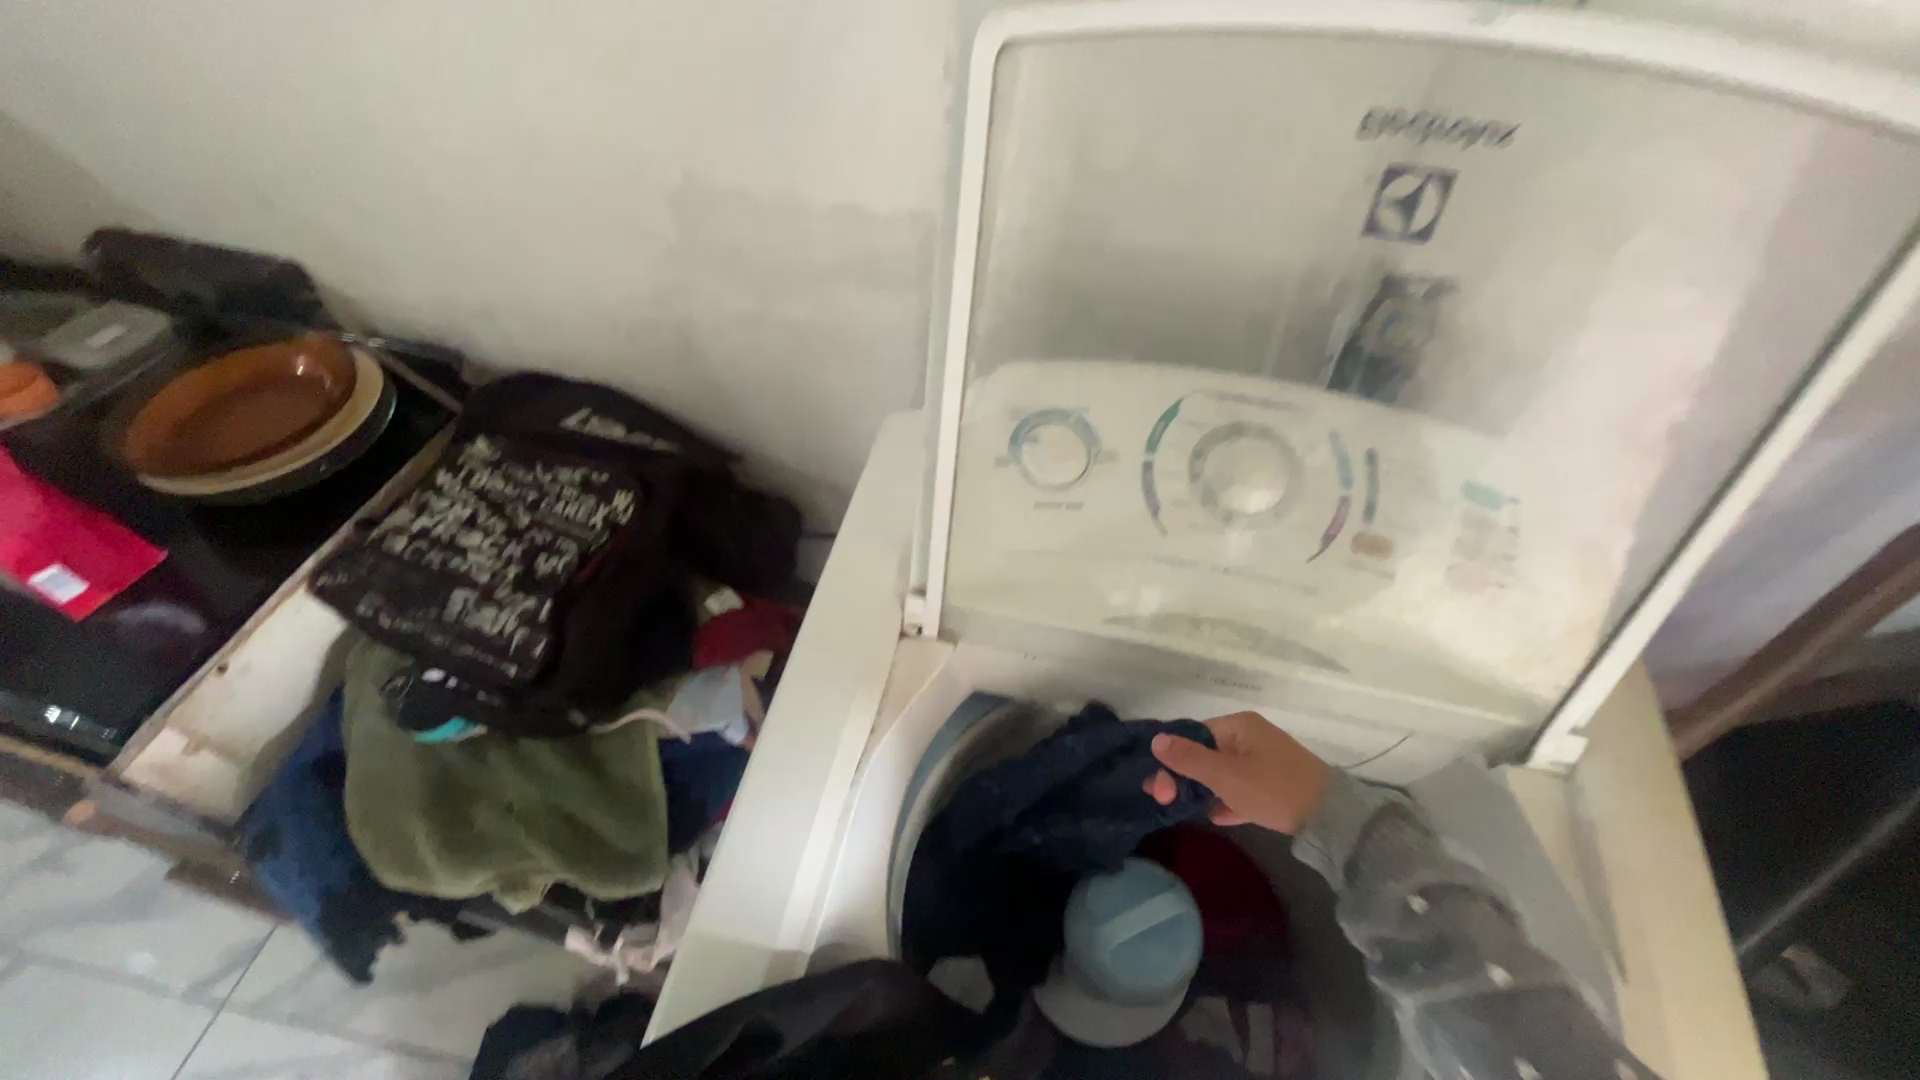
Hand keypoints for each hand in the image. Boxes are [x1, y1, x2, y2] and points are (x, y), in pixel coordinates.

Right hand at [1142, 711, 1332, 833]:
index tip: (1158, 787)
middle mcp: (1250, 736)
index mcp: (1238, 726)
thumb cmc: (1274, 789)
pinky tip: (1217, 816)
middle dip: (1184, 776)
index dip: (1171, 759)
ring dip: (1203, 789)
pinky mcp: (1275, 782)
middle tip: (1166, 801)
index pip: (1192, 734)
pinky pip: (1241, 786)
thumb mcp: (1226, 776)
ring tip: (1187, 809)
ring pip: (1222, 771)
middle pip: (1205, 753)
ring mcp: (1264, 759)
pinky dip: (1227, 798)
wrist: (1332, 818)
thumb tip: (1156, 739)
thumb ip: (1188, 759)